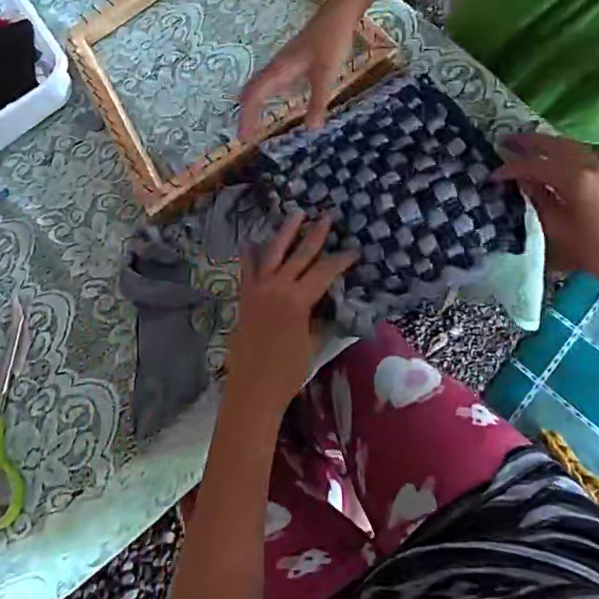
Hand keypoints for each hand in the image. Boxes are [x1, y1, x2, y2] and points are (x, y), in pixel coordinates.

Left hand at [225, 213, 356, 412]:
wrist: (253, 385)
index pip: (324, 271)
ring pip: (272, 251)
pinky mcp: (244, 295)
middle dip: (314, 234)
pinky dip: (251, 253)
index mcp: (297, 299)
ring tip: (296, 214)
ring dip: (285, 232)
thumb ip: (322, 319)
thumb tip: (332, 303)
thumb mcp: (314, 343)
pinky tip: (251, 241)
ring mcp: (257, 288)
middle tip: (326, 216)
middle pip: (299, 254)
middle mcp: (276, 286)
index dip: (341, 259)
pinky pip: (247, 268)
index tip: (355, 249)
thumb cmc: (289, 369)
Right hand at [237, 0, 363, 138]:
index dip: (247, 118)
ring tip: (255, 121)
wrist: (338, 14)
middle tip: (246, 133)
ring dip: (254, 103)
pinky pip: (270, 81)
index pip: (254, 98)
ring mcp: (282, 62)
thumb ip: (317, 102)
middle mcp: (275, 68)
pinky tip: (280, 99)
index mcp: (278, 72)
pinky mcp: (291, 60)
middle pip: (251, 92)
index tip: (243, 137)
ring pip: (259, 85)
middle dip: (246, 113)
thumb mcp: (326, 74)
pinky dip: (266, 95)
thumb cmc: (330, 42)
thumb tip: (310, 129)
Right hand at [492, 134, 598, 299]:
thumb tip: (520, 181)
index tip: (492, 176)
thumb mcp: (555, 224)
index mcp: (574, 177)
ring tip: (523, 145)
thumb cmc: (592, 249)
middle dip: (527, 141)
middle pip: (553, 144)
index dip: (510, 168)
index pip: (533, 164)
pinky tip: (549, 157)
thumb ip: (537, 197)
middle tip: (503, 142)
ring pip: (568, 145)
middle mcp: (588, 165)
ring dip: (544, 143)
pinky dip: (559, 150)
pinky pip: (578, 153)